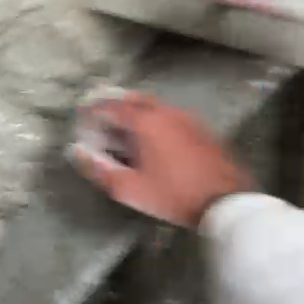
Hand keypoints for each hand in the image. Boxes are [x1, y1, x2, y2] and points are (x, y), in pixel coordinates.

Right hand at [67, 89, 253, 227]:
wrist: (228, 203)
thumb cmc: (174, 195)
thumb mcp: (131, 189)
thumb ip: (99, 169)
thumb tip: (76, 152)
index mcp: (143, 121)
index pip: (109, 107)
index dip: (92, 111)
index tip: (81, 119)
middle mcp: (163, 111)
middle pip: (131, 100)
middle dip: (113, 106)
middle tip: (102, 119)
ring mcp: (185, 117)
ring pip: (153, 106)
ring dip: (135, 112)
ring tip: (126, 129)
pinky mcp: (201, 128)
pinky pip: (170, 115)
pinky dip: (155, 120)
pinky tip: (155, 138)